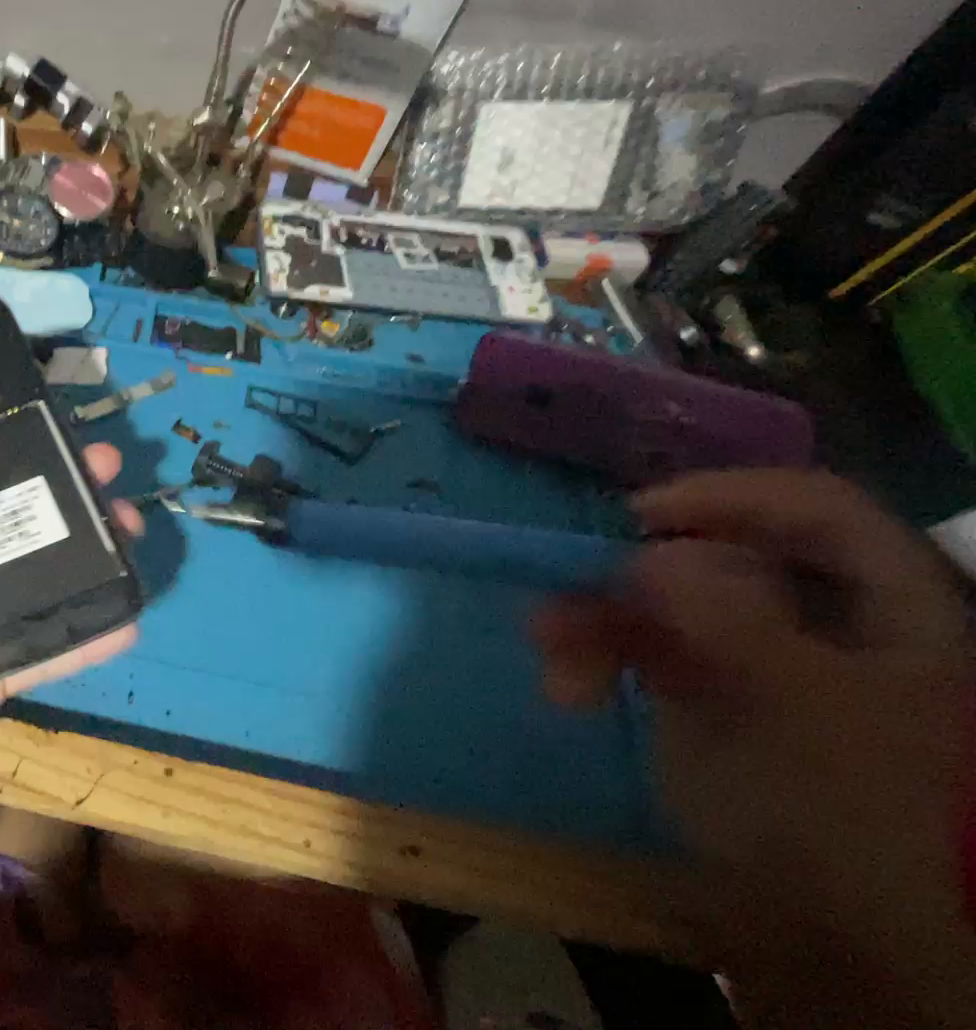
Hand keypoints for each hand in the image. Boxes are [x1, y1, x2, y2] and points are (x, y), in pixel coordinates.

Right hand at [532, 470, 975, 1019]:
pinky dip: (598, 658)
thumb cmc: (846, 817)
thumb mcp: (796, 708)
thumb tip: (646, 549)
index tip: (632, 517)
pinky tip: (565, 687)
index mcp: (893, 611)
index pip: (813, 509)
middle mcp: (823, 622)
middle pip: (718, 555)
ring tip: (551, 658)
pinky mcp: (705, 701)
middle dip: (630, 575)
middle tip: (568, 595)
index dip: (725, 497)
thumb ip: (724, 615)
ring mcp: (761, 661)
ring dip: (598, 620)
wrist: (839, 946)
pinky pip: (640, 651)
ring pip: (663, 604)